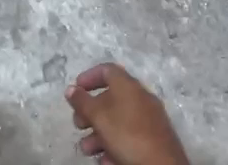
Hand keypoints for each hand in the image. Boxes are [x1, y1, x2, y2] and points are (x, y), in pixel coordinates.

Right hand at [66, 63, 188, 164]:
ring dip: (99, 134)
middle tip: (78, 125)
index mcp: (128, 86)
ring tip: (88, 150)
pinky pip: (130, 136)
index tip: (76, 90)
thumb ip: (81, 101)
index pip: (106, 70)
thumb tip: (70, 89)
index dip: (88, 77)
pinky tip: (106, 160)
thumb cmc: (127, 135)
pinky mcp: (156, 140)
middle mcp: (141, 98)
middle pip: (110, 99)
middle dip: (90, 113)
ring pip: (118, 121)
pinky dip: (116, 145)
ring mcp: (151, 120)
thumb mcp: (97, 116)